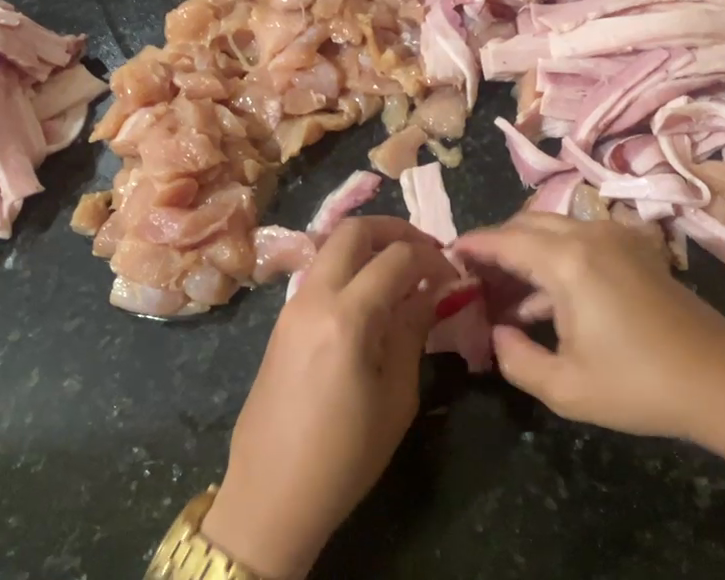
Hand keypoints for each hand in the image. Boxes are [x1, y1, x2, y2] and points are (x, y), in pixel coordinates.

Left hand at [200, 215, 461, 577]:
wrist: (270, 494)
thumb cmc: (345, 455)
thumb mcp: (397, 396)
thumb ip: (413, 330)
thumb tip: (434, 290)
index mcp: (347, 316)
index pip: (398, 257)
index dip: (433, 259)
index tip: (454, 277)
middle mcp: (314, 297)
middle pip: (354, 230)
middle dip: (396, 231)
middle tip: (428, 253)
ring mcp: (292, 306)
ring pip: (332, 247)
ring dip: (370, 247)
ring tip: (405, 274)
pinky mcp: (282, 322)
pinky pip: (320, 273)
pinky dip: (350, 268)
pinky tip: (374, 299)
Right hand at [455, 212, 724, 442]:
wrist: (719, 381)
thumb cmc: (637, 386)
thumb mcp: (564, 388)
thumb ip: (515, 359)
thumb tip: (496, 334)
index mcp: (567, 261)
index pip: (504, 240)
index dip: (472, 246)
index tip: (447, 255)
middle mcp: (589, 235)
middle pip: (527, 225)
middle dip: (497, 245)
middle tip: (474, 278)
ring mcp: (617, 238)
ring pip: (556, 229)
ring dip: (527, 251)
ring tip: (506, 294)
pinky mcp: (638, 250)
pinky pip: (583, 239)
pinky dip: (557, 255)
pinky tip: (551, 298)